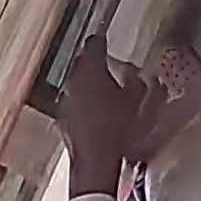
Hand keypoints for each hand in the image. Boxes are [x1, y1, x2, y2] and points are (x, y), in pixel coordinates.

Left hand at [57, 36, 149, 196]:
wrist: (95, 161)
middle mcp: (74, 80)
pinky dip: (82, 101)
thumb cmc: (119, 126)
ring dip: (87, 82)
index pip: (94, 44)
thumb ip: (136, 80)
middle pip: (82, 62)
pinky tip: (93, 110)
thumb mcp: (137, 100)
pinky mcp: (62, 117)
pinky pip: (73, 101)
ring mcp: (65, 99)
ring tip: (102, 88)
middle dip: (93, 60)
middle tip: (106, 63)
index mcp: (92, 70)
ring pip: (76, 82)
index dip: (101, 40)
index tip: (105, 39)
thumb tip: (133, 72)